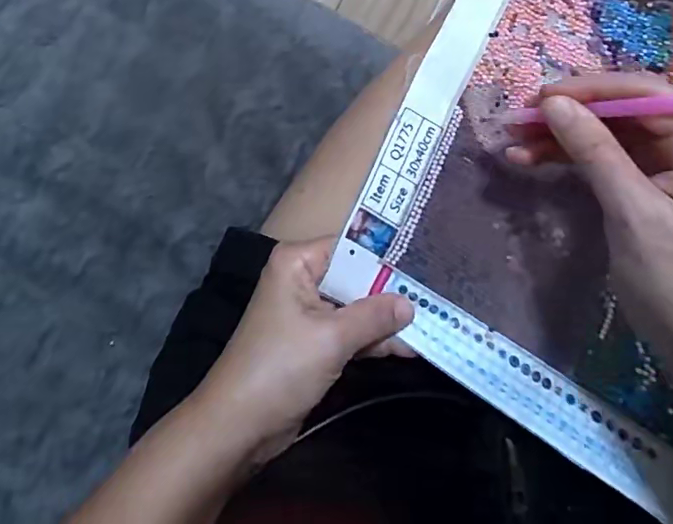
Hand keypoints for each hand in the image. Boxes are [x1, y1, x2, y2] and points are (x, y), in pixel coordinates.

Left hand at [188, 238, 413, 465]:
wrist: (239, 424)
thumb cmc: (281, 367)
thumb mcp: (331, 338)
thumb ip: (373, 317)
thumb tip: (410, 302)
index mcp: (297, 262)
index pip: (348, 246)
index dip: (384, 256)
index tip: (422, 261)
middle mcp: (300, 278)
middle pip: (353, 276)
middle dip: (389, 291)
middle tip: (433, 295)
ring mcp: (306, 311)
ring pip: (353, 305)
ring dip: (385, 319)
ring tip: (430, 324)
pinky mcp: (311, 341)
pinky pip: (347, 330)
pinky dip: (371, 339)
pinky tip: (406, 347)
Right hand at [505, 73, 672, 372]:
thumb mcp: (634, 215)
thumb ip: (595, 152)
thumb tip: (553, 102)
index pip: (647, 95)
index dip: (591, 90)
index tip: (541, 98)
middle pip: (624, 112)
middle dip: (570, 114)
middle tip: (519, 121)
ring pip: (609, 134)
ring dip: (562, 136)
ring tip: (514, 142)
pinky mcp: (653, 188)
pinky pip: (607, 159)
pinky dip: (570, 158)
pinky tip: (531, 160)